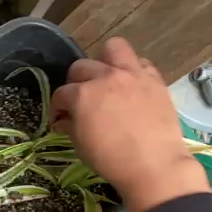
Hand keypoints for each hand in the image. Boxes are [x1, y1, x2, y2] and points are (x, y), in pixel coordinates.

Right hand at [50, 37, 209, 211]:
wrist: (153, 163)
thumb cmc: (110, 158)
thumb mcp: (81, 144)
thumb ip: (70, 125)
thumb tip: (63, 120)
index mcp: (83, 94)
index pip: (61, 94)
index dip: (57, 107)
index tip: (60, 119)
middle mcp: (105, 77)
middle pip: (81, 67)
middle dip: (75, 82)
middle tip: (80, 99)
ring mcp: (132, 74)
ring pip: (113, 47)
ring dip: (104, 60)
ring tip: (105, 77)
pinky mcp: (154, 78)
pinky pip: (140, 62)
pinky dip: (132, 70)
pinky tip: (130, 86)